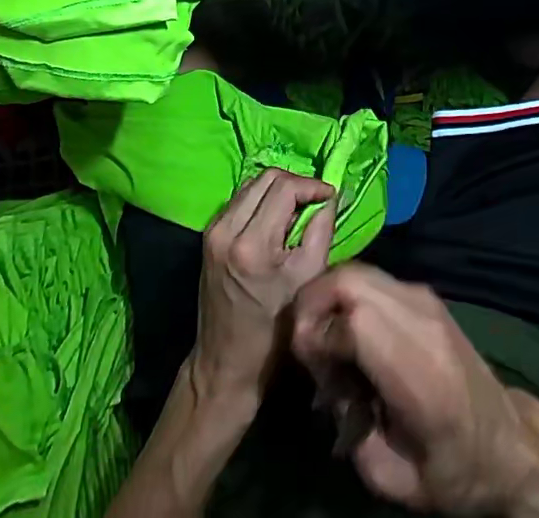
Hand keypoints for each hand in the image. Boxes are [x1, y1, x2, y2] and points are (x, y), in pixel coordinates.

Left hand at [191, 169, 336, 406]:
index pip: (284, 188)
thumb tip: (329, 198)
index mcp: (251, 244)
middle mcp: (226, 229)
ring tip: (299, 210)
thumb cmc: (274, 328)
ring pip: (251, 185)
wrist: (226, 360)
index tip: (331, 196)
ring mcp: (212, 230)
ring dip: (278, 190)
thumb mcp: (308, 278)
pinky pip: (240, 200)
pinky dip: (261, 200)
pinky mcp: (208, 235)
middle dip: (296, 184)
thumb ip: (321, 230)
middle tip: (316, 201)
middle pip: (266, 178)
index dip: (312, 185)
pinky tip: (277, 220)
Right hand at [291, 264, 535, 514]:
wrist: (507, 446)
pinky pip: (372, 278)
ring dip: (329, 297)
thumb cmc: (451, 470)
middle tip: (305, 345)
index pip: (353, 321)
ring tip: (325, 339)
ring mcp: (427, 301)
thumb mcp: (389, 475)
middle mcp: (424, 322)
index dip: (315, 338)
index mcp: (419, 372)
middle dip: (312, 304)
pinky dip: (348, 295)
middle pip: (349, 279)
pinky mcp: (427, 295)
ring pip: (358, 270)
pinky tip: (350, 332)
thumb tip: (321, 378)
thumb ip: (346, 423)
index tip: (309, 369)